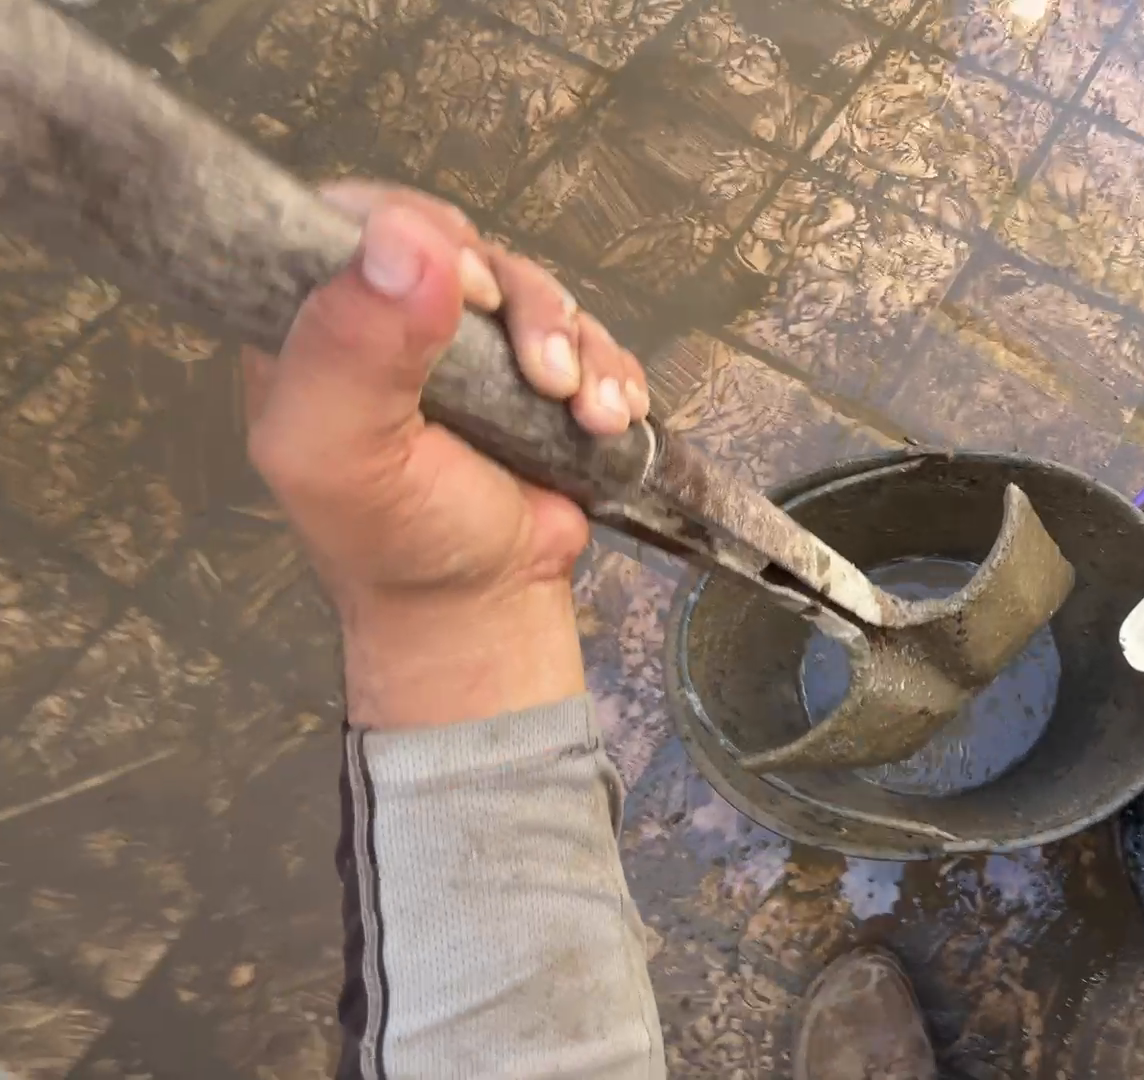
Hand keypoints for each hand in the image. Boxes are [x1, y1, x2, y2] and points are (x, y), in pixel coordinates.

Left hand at [244, 181, 650, 729]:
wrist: (487, 600)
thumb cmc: (399, 537)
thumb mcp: (341, 452)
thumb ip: (352, 348)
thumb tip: (409, 237)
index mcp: (329, 322)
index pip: (371, 223)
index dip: (431, 236)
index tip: (474, 295)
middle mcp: (414, 326)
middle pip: (488, 260)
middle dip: (536, 315)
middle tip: (551, 379)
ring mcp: (494, 357)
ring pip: (555, 304)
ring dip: (589, 355)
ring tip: (593, 416)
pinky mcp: (557, 388)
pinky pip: (602, 351)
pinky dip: (620, 378)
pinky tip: (616, 417)